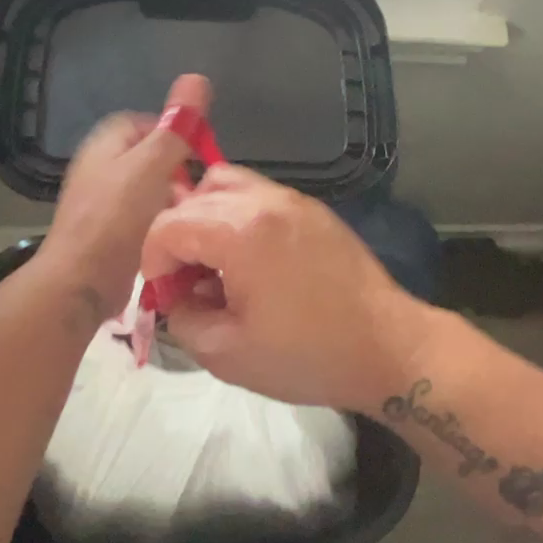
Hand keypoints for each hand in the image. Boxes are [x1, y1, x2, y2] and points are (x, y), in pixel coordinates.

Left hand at [39, 73, 210, 321]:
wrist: (82, 281)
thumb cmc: (117, 218)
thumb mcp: (152, 166)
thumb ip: (177, 128)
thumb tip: (197, 77)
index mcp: (106, 143)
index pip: (145, 122)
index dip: (174, 133)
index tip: (199, 154)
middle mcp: (100, 168)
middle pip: (148, 157)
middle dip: (177, 171)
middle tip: (200, 191)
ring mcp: (102, 202)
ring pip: (149, 190)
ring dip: (172, 201)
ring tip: (192, 216)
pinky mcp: (109, 233)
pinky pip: (142, 218)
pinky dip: (160, 224)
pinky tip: (175, 237)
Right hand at [140, 165, 440, 411]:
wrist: (388, 349)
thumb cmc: (308, 357)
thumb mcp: (226, 353)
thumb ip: (182, 317)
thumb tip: (176, 296)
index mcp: (241, 230)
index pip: (168, 225)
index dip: (153, 263)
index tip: (165, 298)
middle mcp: (267, 201)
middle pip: (195, 197)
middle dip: (178, 239)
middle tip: (188, 285)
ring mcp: (297, 201)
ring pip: (229, 186)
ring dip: (208, 221)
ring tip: (216, 269)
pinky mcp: (317, 213)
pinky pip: (261, 199)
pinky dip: (240, 220)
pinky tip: (252, 266)